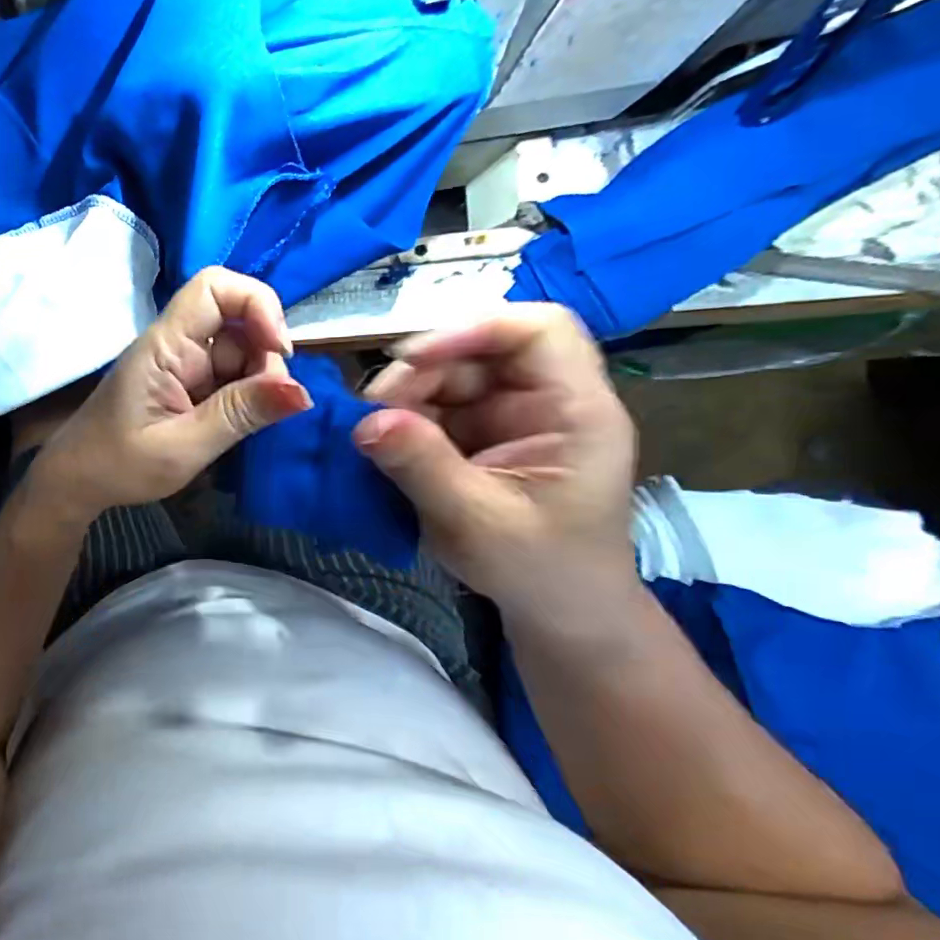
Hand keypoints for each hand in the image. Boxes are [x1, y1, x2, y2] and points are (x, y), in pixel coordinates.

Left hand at [28, 268, 313, 519]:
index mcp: (164, 346)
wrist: (78, 481)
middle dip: (263, 356)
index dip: (257, 304)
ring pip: (238, 349)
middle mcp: (174, 344)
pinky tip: (229, 425)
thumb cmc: (119, 465)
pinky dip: (242, 395)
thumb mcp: (185, 447)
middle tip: (262, 406)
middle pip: (236, 320)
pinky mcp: (185, 383)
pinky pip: (228, 374)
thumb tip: (304, 391)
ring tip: (236, 425)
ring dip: (254, 381)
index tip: (279, 352)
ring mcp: (181, 363)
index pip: (214, 287)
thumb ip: (241, 415)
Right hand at [352, 303, 636, 609]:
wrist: (558, 611)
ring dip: (404, 398)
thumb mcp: (476, 520)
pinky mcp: (480, 436)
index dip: (473, 329)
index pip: (537, 330)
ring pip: (448, 378)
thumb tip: (364, 422)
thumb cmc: (538, 569)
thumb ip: (422, 466)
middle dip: (420, 373)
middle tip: (373, 412)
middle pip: (478, 352)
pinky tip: (382, 443)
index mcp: (575, 410)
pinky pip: (434, 408)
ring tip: (371, 434)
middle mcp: (543, 400)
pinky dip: (402, 420)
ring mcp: (509, 417)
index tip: (412, 359)